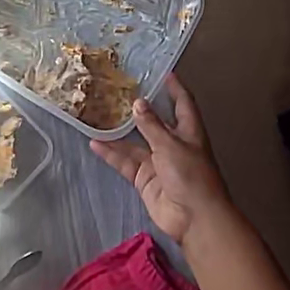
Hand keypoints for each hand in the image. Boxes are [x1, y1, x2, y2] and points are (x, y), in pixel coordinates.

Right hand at [90, 74, 235, 247]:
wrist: (193, 217)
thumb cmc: (191, 175)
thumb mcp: (170, 145)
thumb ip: (151, 125)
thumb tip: (137, 103)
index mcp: (189, 131)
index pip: (182, 103)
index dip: (175, 88)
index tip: (164, 72)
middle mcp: (173, 143)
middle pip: (155, 122)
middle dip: (140, 109)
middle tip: (119, 91)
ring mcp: (158, 162)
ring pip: (135, 143)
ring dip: (119, 132)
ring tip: (98, 116)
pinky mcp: (145, 179)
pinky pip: (126, 163)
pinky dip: (112, 154)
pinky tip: (95, 144)